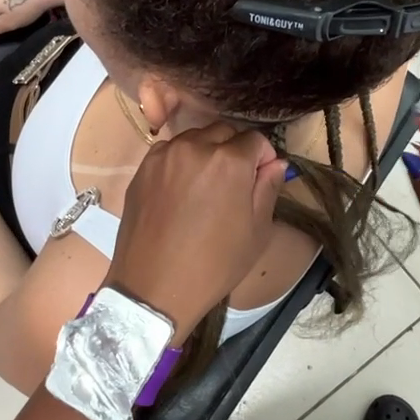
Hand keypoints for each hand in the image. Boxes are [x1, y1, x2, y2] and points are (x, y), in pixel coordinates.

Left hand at [106, 124, 286, 341]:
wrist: (153, 286)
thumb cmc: (213, 265)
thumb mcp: (256, 232)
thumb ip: (268, 189)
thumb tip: (276, 163)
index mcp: (229, 161)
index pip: (255, 140)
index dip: (263, 157)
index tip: (261, 178)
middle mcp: (195, 147)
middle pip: (223, 133)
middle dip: (234, 151)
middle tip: (234, 184)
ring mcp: (164, 156)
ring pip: (194, 139)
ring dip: (206, 153)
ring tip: (206, 188)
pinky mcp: (143, 169)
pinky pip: (169, 153)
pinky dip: (180, 163)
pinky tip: (181, 193)